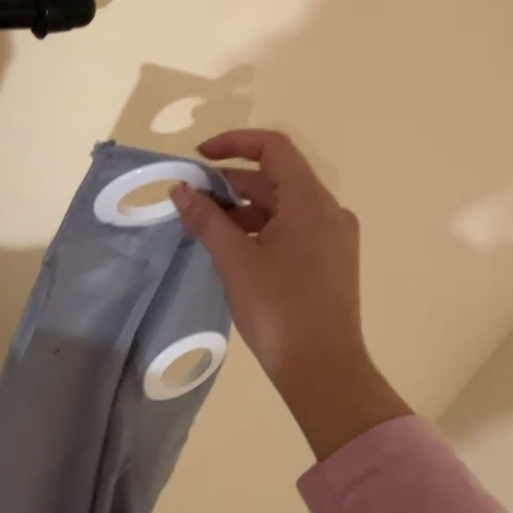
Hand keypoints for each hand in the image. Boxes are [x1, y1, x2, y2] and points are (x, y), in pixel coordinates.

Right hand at [171, 129, 411, 459]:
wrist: (322, 369)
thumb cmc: (279, 310)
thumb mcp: (235, 260)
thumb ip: (206, 219)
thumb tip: (180, 190)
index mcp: (312, 203)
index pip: (274, 149)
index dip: (233, 143)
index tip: (197, 156)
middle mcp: (329, 212)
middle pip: (276, 177)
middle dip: (230, 181)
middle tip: (190, 197)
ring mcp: (332, 237)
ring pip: (281, 205)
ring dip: (241, 207)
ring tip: (203, 224)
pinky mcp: (328, 260)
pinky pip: (290, 228)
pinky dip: (258, 227)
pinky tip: (230, 247)